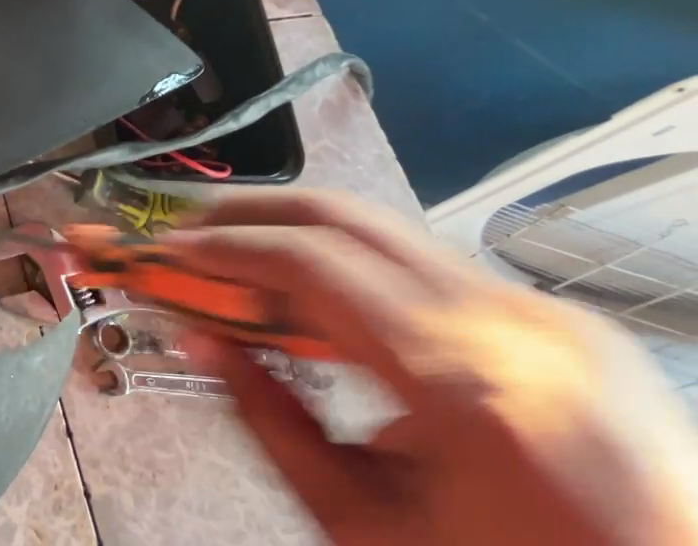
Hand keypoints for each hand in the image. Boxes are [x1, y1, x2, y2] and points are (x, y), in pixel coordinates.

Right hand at [170, 190, 697, 545]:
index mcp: (467, 382)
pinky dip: (356, 274)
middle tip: (189, 238)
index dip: (220, 247)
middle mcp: (517, 324)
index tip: (165, 253)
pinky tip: (322, 310)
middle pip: (345, 218)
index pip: (309, 260)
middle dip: (248, 217)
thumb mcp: (365, 525)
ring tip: (241, 272)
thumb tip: (199, 339)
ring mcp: (552, 317)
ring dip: (299, 242)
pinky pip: (431, 272)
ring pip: (385, 236)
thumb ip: (269, 420)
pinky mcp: (567, 324)